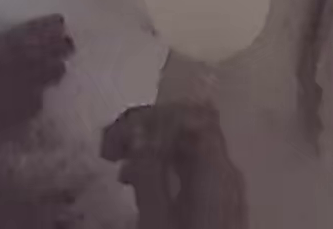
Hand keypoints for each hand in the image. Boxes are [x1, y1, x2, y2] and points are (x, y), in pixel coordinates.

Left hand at [0, 12, 75, 227]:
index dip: (29, 34)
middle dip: (39, 53)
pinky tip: (40, 104)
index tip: (61, 23)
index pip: (0, 48)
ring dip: (38, 76)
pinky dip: (27, 108)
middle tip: (72, 46)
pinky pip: (11, 122)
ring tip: (63, 68)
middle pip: (10, 67)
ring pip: (13, 91)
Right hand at [101, 102, 247, 228]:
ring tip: (115, 166)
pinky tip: (133, 183)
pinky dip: (159, 169)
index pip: (191, 114)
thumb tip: (138, 127)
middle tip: (107, 148)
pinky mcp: (215, 211)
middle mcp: (225, 171)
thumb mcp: (157, 219)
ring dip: (148, 148)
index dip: (155, 114)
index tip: (122, 133)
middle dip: (145, 129)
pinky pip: (186, 173)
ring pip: (183, 150)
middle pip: (186, 128)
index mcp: (217, 167)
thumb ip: (148, 168)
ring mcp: (223, 191)